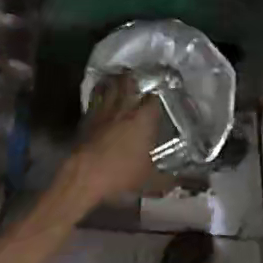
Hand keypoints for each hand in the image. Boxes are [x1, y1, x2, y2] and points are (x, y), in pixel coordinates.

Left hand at [54, 73, 165, 212]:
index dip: (157, 96)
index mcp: (144, 119)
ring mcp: (104, 110)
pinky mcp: (87, 117)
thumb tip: (178, 184)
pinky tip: (100, 95)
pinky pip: (95, 98)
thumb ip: (166, 181)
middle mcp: (125, 109)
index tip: (159, 98)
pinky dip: (98, 93)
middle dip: (133, 78)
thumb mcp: (149, 182)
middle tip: (137, 78)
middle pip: (129, 82)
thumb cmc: (121, 175)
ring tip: (118, 79)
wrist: (84, 175)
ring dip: (114, 81)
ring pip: (109, 86)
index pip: (154, 98)